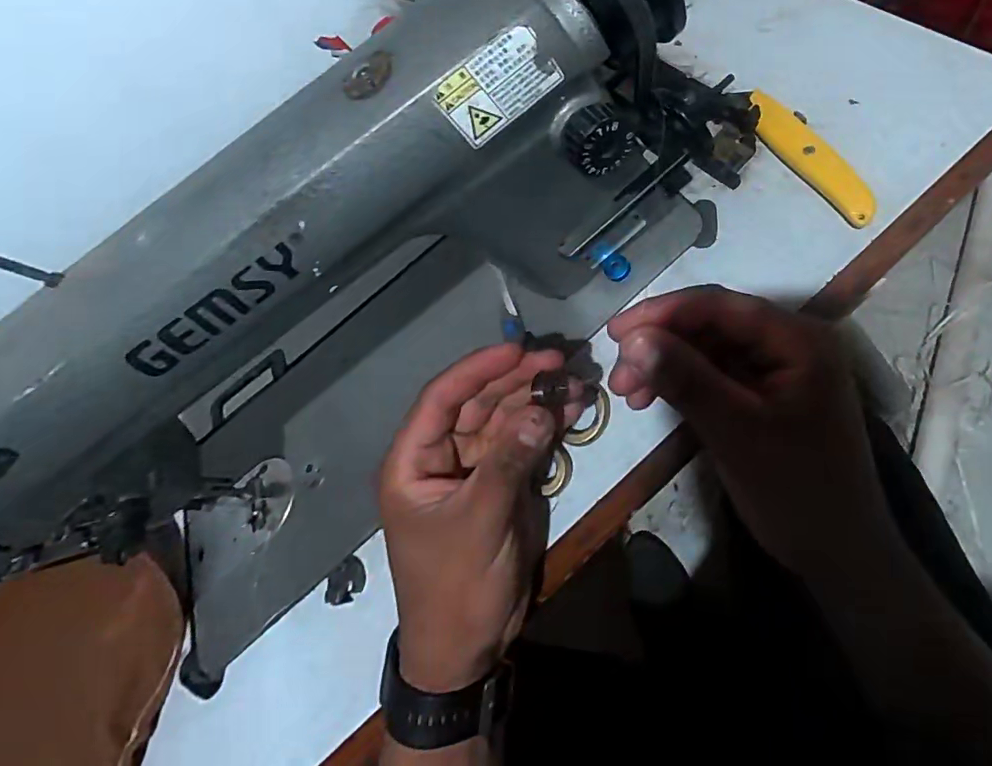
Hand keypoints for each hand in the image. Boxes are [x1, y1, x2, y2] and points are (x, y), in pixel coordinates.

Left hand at [378, 344, 585, 692]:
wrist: (469, 642)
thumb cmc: (456, 583)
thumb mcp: (479, 521)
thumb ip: (509, 462)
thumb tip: (542, 410)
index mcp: (414, 463)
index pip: (442, 399)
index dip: (478, 369)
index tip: (518, 349)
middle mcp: (444, 457)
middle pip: (481, 403)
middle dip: (519, 380)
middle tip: (561, 361)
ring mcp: (478, 468)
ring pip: (509, 418)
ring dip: (540, 399)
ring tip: (576, 384)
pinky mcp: (505, 481)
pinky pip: (527, 442)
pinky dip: (550, 424)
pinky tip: (574, 409)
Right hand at [606, 287, 897, 579]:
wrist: (840, 550)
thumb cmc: (796, 490)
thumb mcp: (736, 433)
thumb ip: (688, 380)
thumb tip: (634, 339)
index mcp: (800, 338)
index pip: (724, 306)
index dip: (666, 312)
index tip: (614, 331)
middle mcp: (794, 341)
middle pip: (718, 324)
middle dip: (665, 342)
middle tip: (618, 376)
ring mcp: (785, 367)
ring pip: (715, 349)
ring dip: (672, 363)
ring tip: (629, 393)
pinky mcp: (773, 392)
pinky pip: (724, 373)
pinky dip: (689, 382)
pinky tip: (656, 398)